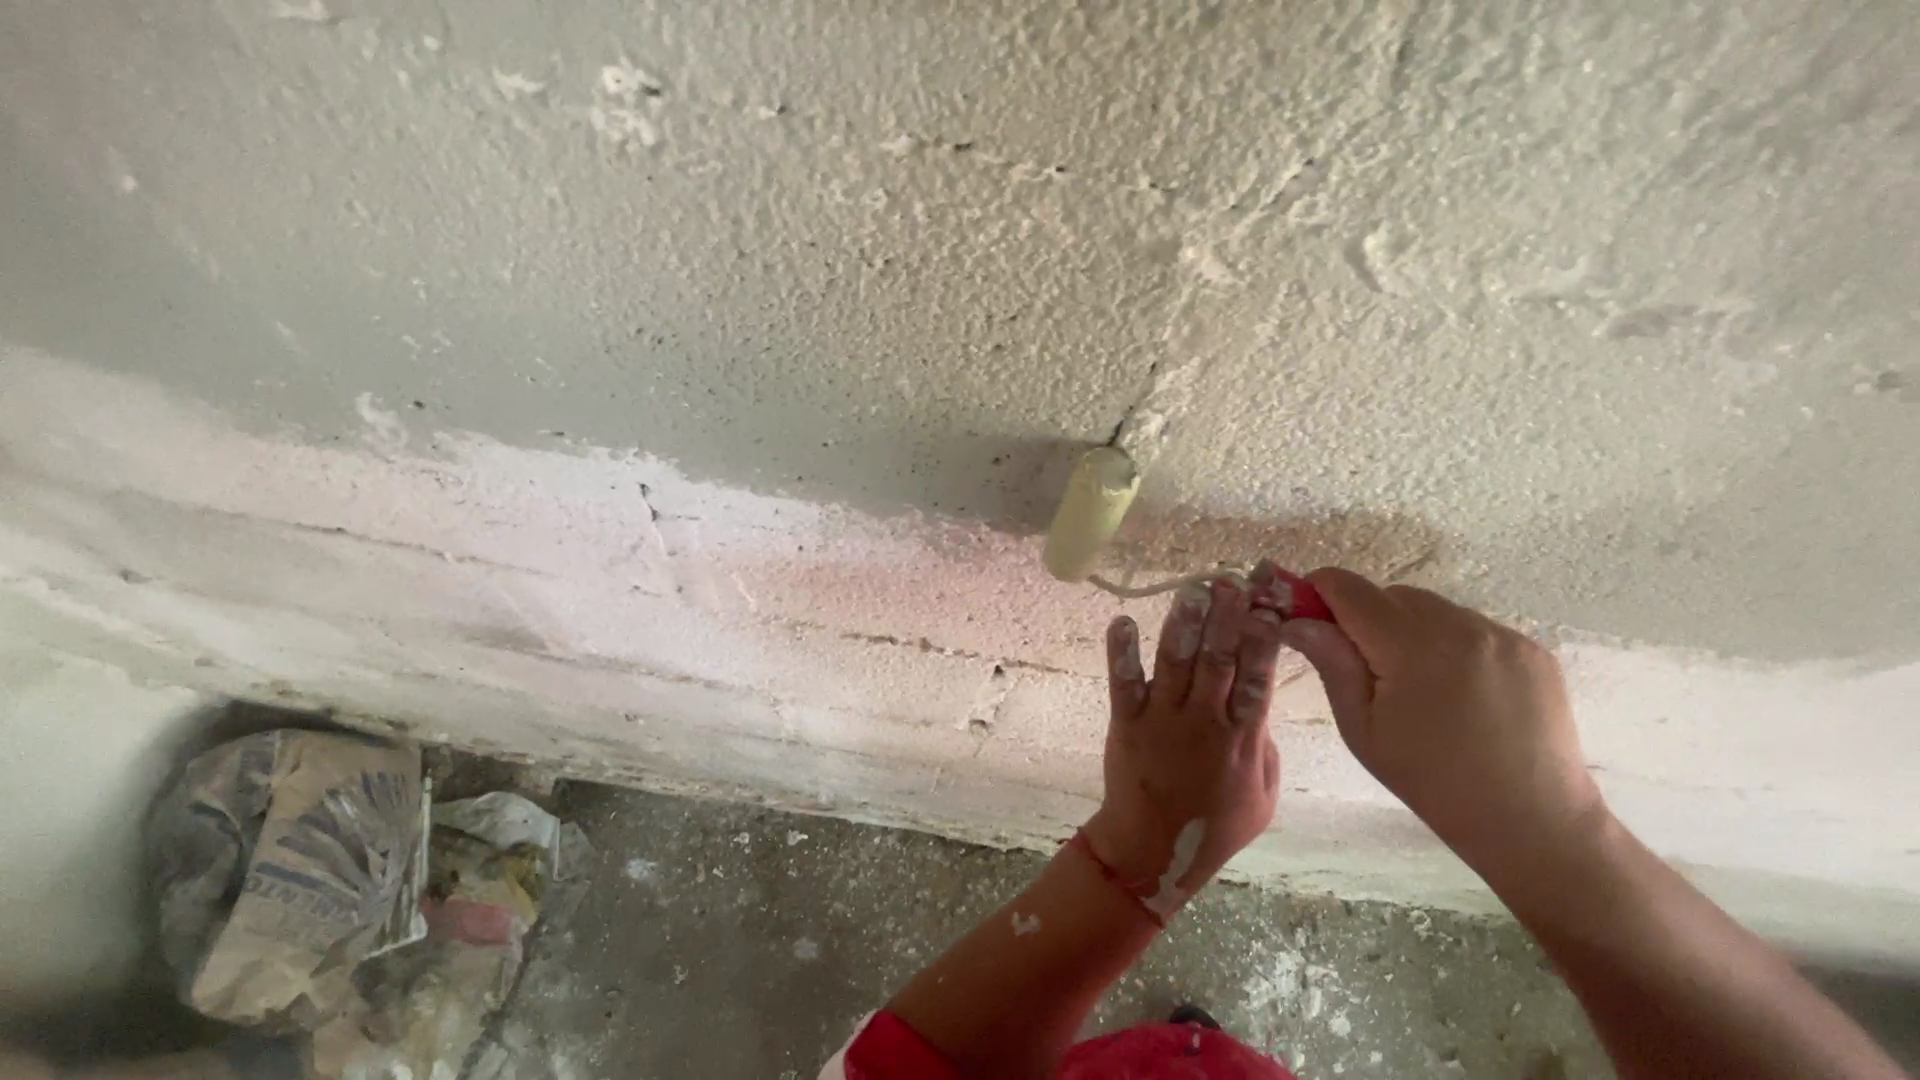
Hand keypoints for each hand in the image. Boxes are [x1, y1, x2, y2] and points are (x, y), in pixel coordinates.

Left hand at [1081, 569, 1283, 916]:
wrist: (1152, 850)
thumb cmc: (1213, 826)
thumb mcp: (1262, 793)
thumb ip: (1264, 745)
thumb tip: (1259, 704)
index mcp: (1241, 738)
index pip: (1257, 677)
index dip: (1264, 637)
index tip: (1270, 602)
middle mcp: (1204, 722)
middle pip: (1219, 660)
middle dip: (1227, 617)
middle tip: (1232, 581)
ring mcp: (1162, 720)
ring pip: (1175, 664)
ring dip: (1183, 624)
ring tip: (1192, 590)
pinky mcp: (1126, 723)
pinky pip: (1124, 683)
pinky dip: (1122, 653)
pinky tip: (1122, 622)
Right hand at [1278, 568, 1607, 880]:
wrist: (1531, 820)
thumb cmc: (1431, 781)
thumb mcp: (1362, 728)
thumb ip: (1331, 662)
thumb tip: (1297, 620)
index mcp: (1412, 646)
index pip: (1349, 588)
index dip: (1319, 593)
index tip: (1307, 618)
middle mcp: (1461, 626)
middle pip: (1391, 595)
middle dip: (1366, 617)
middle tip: (1365, 668)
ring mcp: (1503, 634)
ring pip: (1432, 608)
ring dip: (1410, 629)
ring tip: (1418, 684)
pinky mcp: (1531, 648)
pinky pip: (1471, 627)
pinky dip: (1451, 644)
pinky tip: (1458, 691)